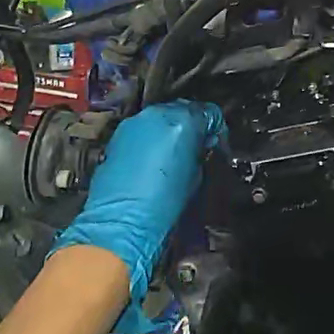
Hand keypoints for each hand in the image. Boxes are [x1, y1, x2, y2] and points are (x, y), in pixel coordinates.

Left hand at [54, 100, 224, 303]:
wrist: (121, 223)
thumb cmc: (158, 207)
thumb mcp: (194, 178)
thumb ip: (199, 153)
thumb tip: (198, 147)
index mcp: (181, 123)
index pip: (208, 112)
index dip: (216, 128)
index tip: (215, 142)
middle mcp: (155, 116)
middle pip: (182, 110)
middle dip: (192, 126)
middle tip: (198, 148)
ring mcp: (133, 124)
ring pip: (160, 117)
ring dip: (169, 131)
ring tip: (174, 156)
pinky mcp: (118, 136)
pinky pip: (141, 129)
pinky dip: (150, 138)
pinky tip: (154, 160)